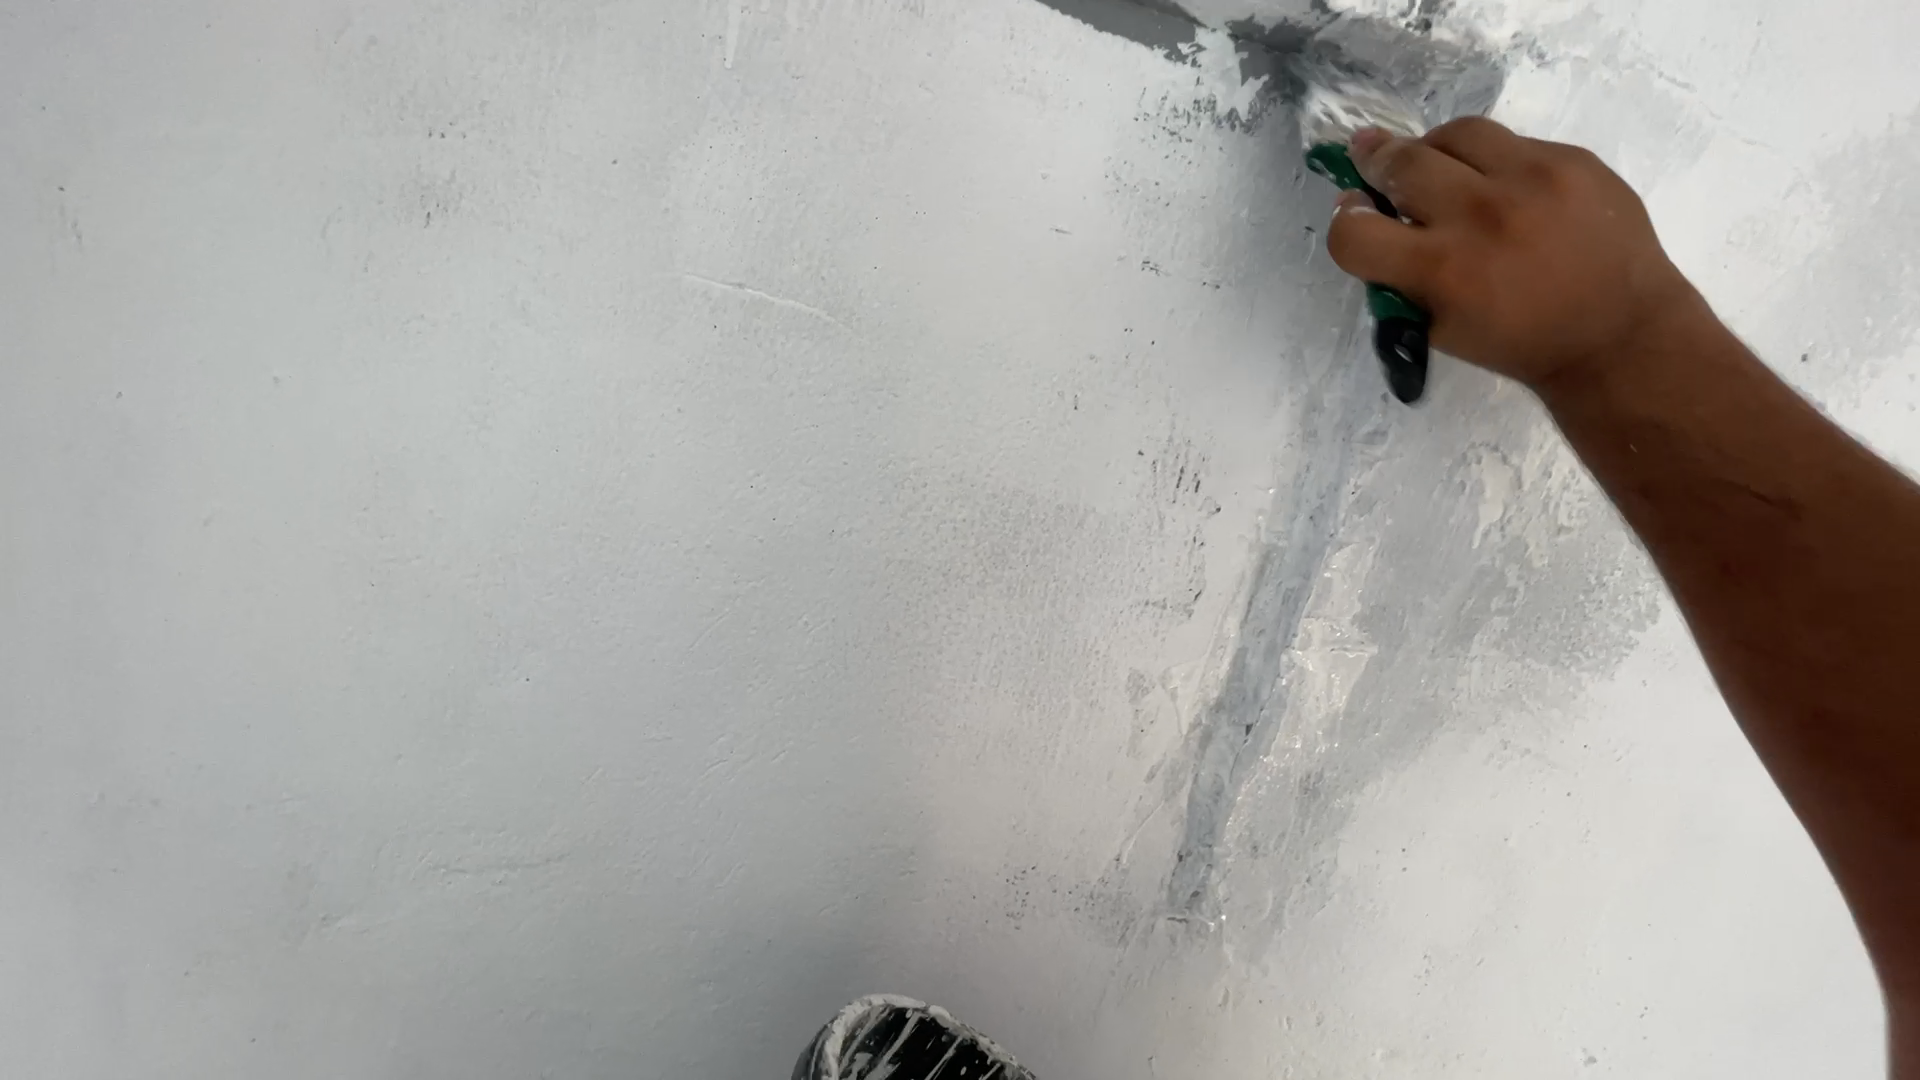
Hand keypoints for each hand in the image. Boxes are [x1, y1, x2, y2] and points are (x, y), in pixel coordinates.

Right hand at [1326, 117, 1702, 391]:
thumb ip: (1398, 278)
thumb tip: (1375, 223)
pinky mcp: (1571, 160)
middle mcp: (1480, 215)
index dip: (1343, 221)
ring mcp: (1531, 178)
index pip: (1355, 231)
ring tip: (1430, 164)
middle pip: (1402, 163)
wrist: (1613, 332)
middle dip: (1376, 161)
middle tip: (1367, 158)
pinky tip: (1490, 182)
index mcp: (1439, 270)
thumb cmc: (1511, 341)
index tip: (1353, 213)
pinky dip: (1485, 160)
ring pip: (1456, 134)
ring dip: (1429, 148)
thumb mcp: (1434, 326)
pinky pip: (1509, 142)